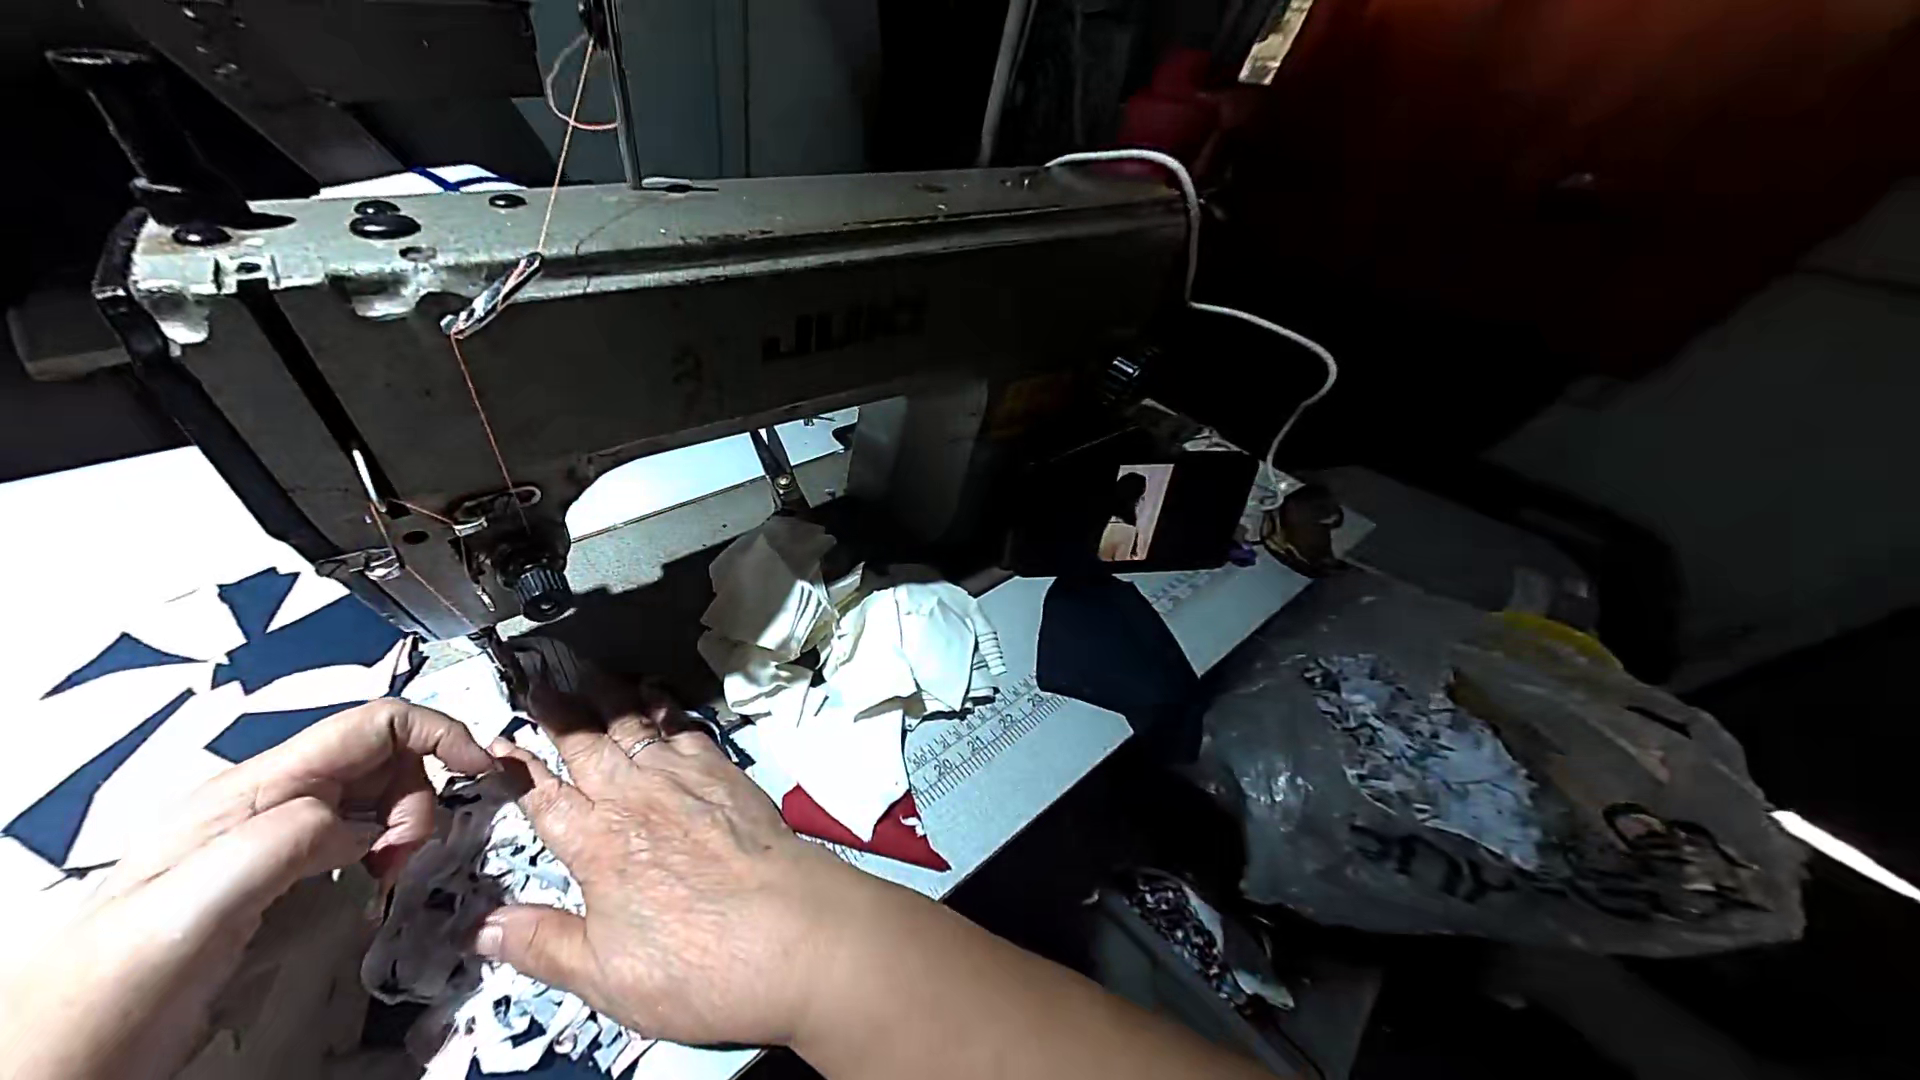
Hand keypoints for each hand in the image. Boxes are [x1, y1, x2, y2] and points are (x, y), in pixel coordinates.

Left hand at [0, 699, 496, 1079]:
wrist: (46, 1074)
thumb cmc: (110, 991)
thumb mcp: (195, 906)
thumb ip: (291, 835)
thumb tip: (365, 823)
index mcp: (255, 788)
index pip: (377, 722)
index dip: (441, 733)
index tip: (481, 770)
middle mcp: (273, 797)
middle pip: (389, 755)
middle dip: (421, 795)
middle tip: (400, 854)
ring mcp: (278, 832)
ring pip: (384, 791)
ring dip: (409, 823)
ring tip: (384, 871)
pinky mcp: (288, 866)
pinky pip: (367, 829)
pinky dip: (392, 844)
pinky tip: (373, 875)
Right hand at [477, 679, 881, 1048]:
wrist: (787, 929)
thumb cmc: (693, 963)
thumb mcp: (604, 975)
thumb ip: (542, 944)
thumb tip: (482, 928)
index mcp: (596, 844)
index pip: (544, 797)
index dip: (518, 769)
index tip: (499, 740)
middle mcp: (635, 797)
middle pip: (587, 746)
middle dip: (558, 712)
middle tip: (541, 680)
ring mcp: (683, 778)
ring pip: (636, 727)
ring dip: (610, 698)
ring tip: (590, 671)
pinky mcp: (725, 771)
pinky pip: (686, 728)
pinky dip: (666, 708)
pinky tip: (658, 695)